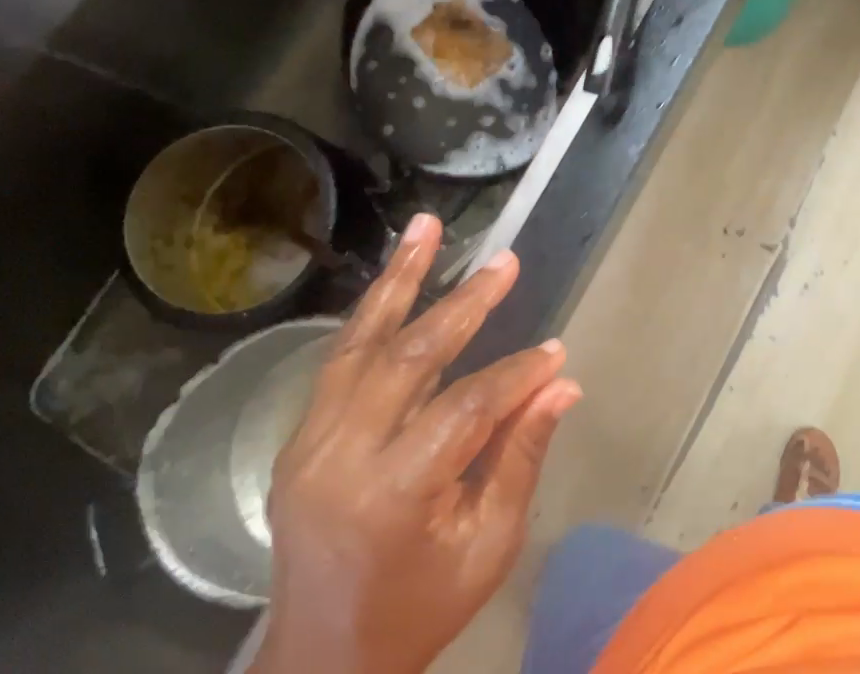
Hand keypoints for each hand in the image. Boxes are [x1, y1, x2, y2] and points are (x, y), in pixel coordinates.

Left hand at [250, 214, 580, 673]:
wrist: (323, 655)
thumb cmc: (420, 605)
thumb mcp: (487, 545)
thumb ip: (521, 457)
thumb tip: (561, 382)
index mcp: (392, 494)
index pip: (465, 410)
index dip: (515, 376)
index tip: (555, 352)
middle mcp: (340, 456)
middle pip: (407, 359)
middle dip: (462, 305)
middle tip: (504, 262)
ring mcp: (308, 442)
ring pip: (357, 344)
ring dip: (397, 281)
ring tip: (425, 228)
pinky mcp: (298, 438)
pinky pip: (338, 363)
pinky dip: (371, 318)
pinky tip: (394, 283)